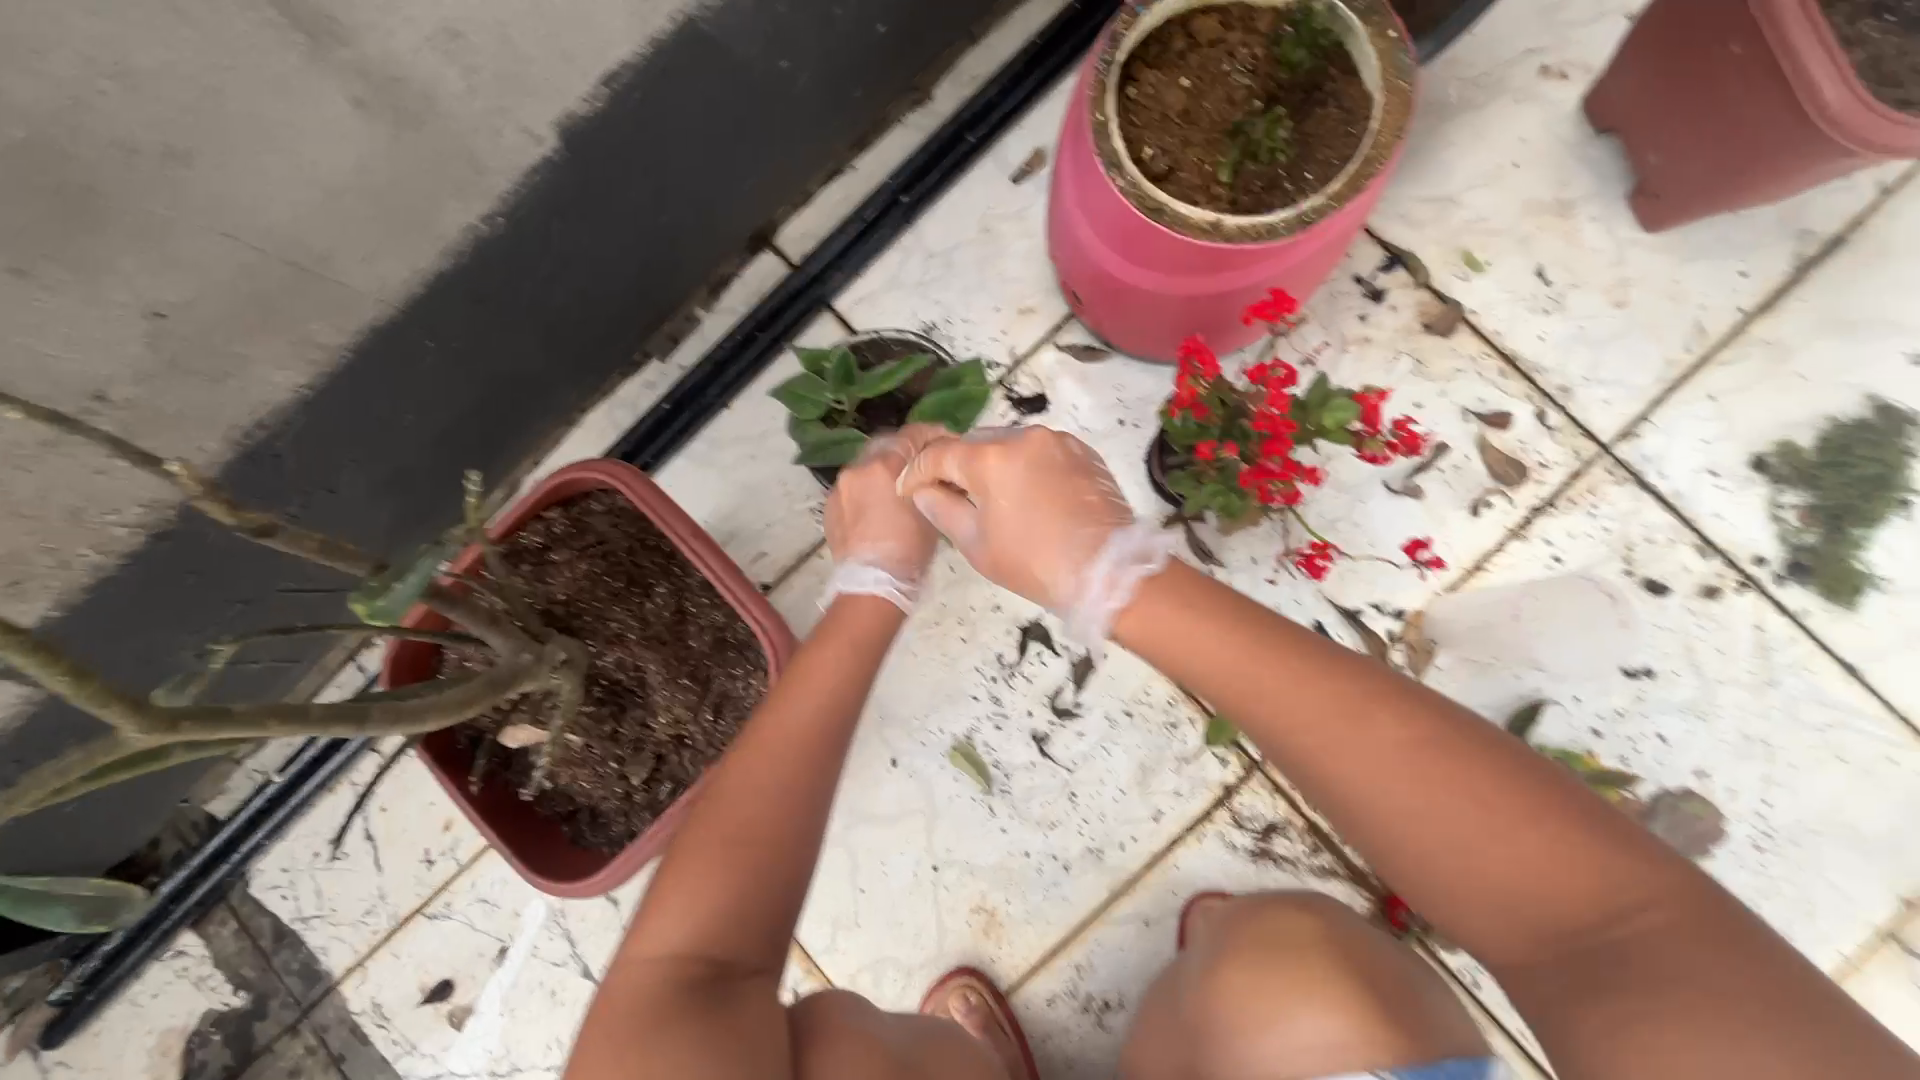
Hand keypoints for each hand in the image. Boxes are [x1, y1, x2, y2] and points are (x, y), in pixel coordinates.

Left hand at [821, 425, 946, 611]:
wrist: (872, 585)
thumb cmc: (908, 550)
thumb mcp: (930, 510)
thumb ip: (931, 480)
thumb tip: (936, 468)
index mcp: (883, 467)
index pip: (911, 435)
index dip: (932, 433)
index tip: (946, 439)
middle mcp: (856, 469)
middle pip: (885, 445)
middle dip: (906, 449)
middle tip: (924, 461)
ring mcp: (839, 488)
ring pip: (866, 465)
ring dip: (885, 468)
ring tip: (901, 484)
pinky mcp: (830, 506)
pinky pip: (853, 486)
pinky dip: (869, 487)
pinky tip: (880, 504)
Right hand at [897, 426, 1176, 646]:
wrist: (1108, 570)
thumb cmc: (1034, 564)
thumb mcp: (976, 545)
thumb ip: (942, 510)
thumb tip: (925, 492)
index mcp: (990, 458)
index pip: (938, 453)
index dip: (917, 471)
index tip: (909, 489)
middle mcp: (1022, 436)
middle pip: (974, 444)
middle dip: (958, 466)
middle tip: (950, 495)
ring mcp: (1056, 441)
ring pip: (1009, 444)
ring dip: (994, 464)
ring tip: (992, 497)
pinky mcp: (1082, 451)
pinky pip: (1040, 451)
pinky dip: (1027, 466)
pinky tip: (1028, 495)